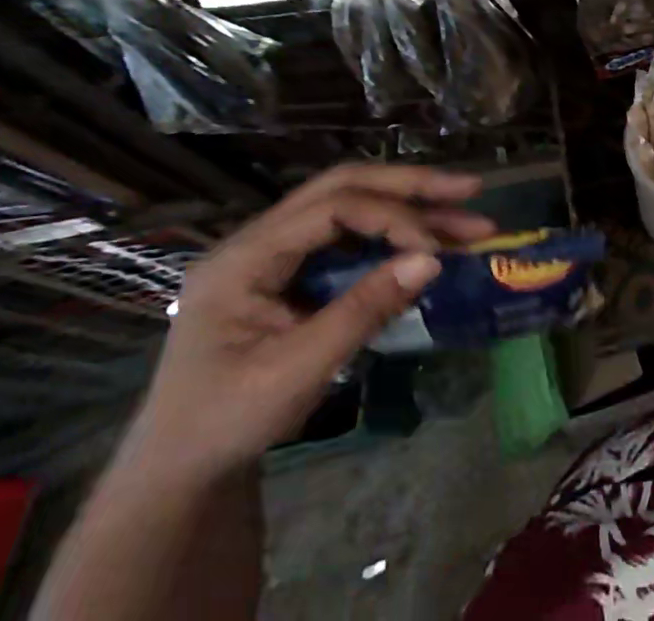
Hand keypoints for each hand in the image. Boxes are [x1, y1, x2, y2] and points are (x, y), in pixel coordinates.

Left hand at [123, 164, 495, 480]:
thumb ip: (364, 310)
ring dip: (409, 208)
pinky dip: (394, 236)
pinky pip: (349, 240)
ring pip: (350, 209)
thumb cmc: (228, 420)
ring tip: (468, 216)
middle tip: (470, 188)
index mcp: (243, 258)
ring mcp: (275, 256)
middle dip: (410, 186)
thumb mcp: (297, 370)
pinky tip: (430, 243)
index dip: (391, 218)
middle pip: (342, 188)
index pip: (330, 209)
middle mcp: (258, 241)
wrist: (184, 466)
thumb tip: (431, 261)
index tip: (436, 250)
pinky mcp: (293, 275)